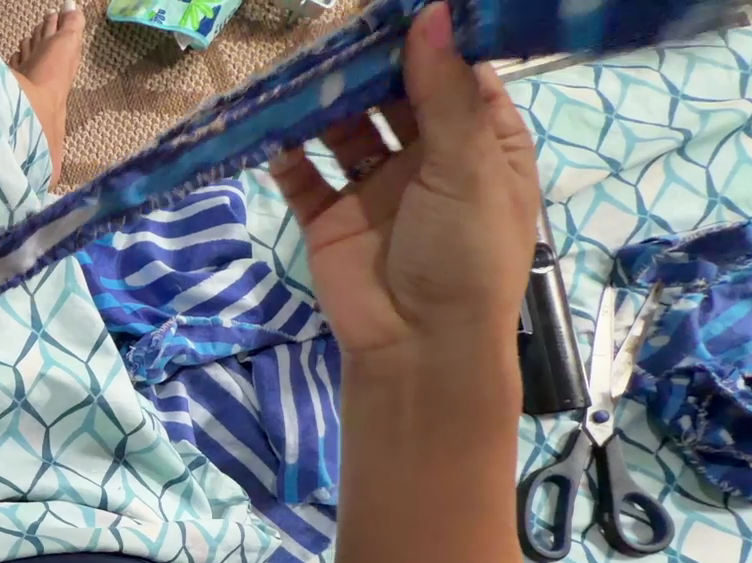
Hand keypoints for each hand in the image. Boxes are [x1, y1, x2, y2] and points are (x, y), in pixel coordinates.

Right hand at [269, 3, 539, 397]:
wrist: (416, 340)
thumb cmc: (465, 252)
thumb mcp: (469, 167)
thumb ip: (443, 94)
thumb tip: (429, 15)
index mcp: (478, 140)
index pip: (454, 73)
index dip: (431, 39)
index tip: (400, 8)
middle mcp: (423, 157)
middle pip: (392, 97)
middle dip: (368, 66)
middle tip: (336, 33)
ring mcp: (371, 189)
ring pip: (344, 132)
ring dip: (325, 105)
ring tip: (299, 72)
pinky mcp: (326, 219)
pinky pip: (303, 179)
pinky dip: (287, 156)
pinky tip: (273, 131)